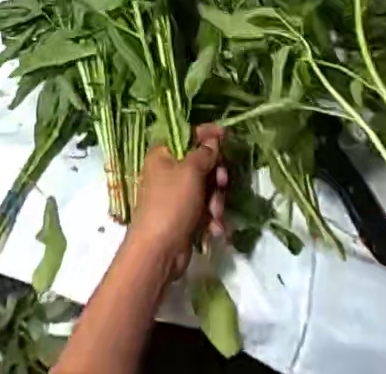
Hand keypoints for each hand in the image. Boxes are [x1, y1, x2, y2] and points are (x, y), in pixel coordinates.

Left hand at [127, 124, 227, 277]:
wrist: (159, 251)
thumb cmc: (172, 203)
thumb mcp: (190, 172)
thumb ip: (204, 153)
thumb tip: (212, 141)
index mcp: (163, 153)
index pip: (187, 135)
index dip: (207, 134)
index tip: (226, 134)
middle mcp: (168, 171)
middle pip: (201, 164)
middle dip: (216, 176)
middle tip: (223, 182)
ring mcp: (176, 195)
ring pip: (206, 189)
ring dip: (216, 201)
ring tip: (214, 214)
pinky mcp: (184, 216)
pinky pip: (204, 210)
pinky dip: (212, 218)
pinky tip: (214, 230)